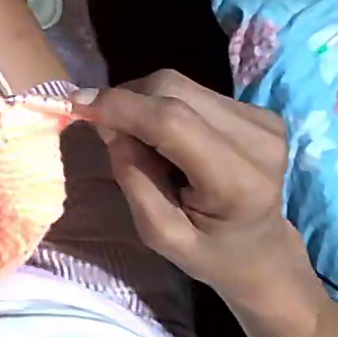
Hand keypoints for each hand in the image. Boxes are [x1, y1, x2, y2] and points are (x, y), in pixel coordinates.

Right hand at [72, 70, 316, 311]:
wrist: (259, 250)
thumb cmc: (206, 252)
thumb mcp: (158, 233)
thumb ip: (132, 177)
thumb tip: (107, 124)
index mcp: (236, 181)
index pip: (171, 122)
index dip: (120, 106)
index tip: (74, 104)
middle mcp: (257, 140)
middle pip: (173, 90)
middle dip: (126, 101)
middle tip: (107, 131)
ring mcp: (263, 121)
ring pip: (179, 84)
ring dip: (143, 103)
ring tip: (140, 139)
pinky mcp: (258, 111)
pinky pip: (192, 91)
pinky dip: (163, 105)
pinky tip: (166, 136)